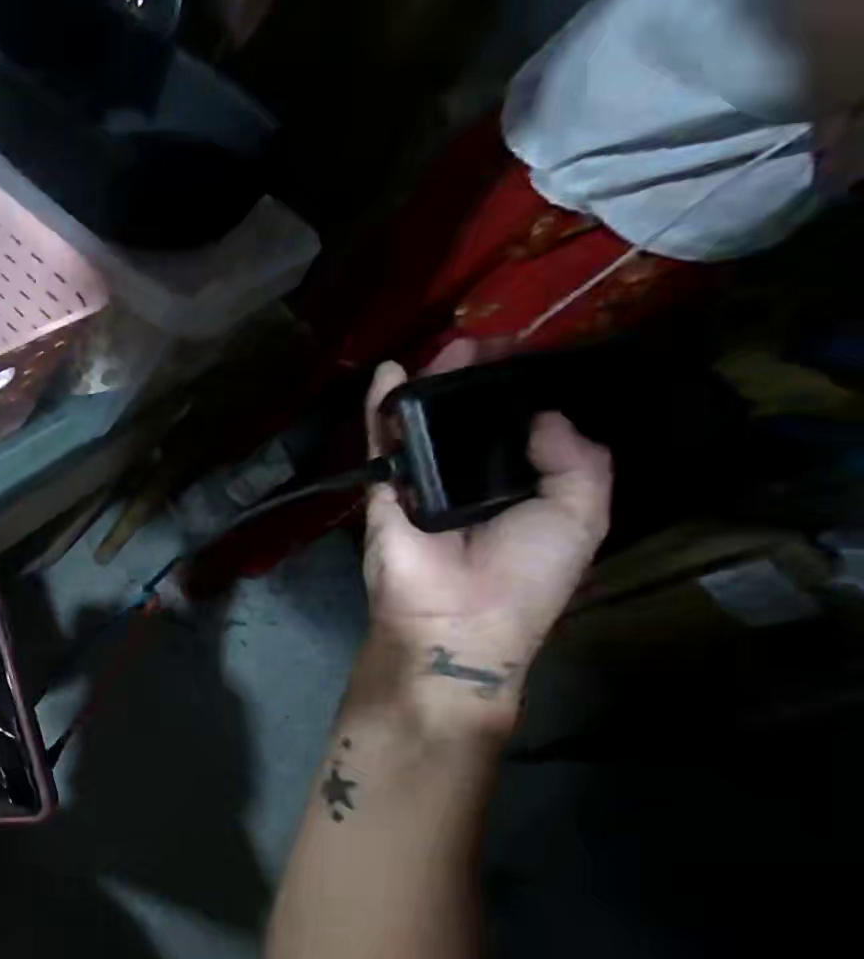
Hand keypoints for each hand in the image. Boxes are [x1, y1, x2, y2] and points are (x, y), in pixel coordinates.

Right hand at [362, 340, 611, 714]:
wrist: (455, 616)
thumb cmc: (525, 574)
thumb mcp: (580, 515)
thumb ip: (576, 461)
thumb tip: (544, 414)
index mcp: (515, 489)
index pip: (514, 432)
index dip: (519, 395)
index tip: (525, 358)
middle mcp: (464, 480)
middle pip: (464, 421)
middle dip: (474, 383)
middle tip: (488, 343)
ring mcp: (418, 482)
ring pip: (420, 424)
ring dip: (430, 385)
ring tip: (450, 345)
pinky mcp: (381, 487)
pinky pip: (380, 442)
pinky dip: (379, 407)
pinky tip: (389, 371)